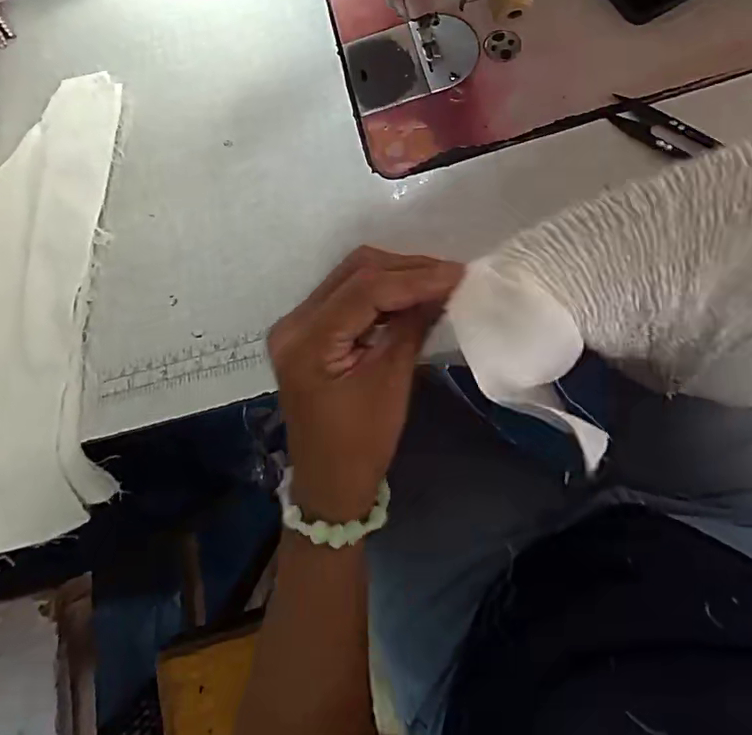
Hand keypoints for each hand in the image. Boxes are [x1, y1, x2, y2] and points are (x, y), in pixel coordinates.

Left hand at [267, 247, 462, 522]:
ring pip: (352, 275)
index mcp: (307, 342)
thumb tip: (442, 287)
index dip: (415, 277)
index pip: (365, 290)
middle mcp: (294, 322)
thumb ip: (412, 326)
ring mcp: (297, 324)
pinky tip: (413, 295)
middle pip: (355, 271)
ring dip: (397, 273)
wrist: (329, 483)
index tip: (457, 274)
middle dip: (407, 268)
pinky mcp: (309, 329)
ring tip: (439, 281)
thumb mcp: (391, 382)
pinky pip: (348, 293)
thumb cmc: (361, 444)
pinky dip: (383, 289)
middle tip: (452, 275)